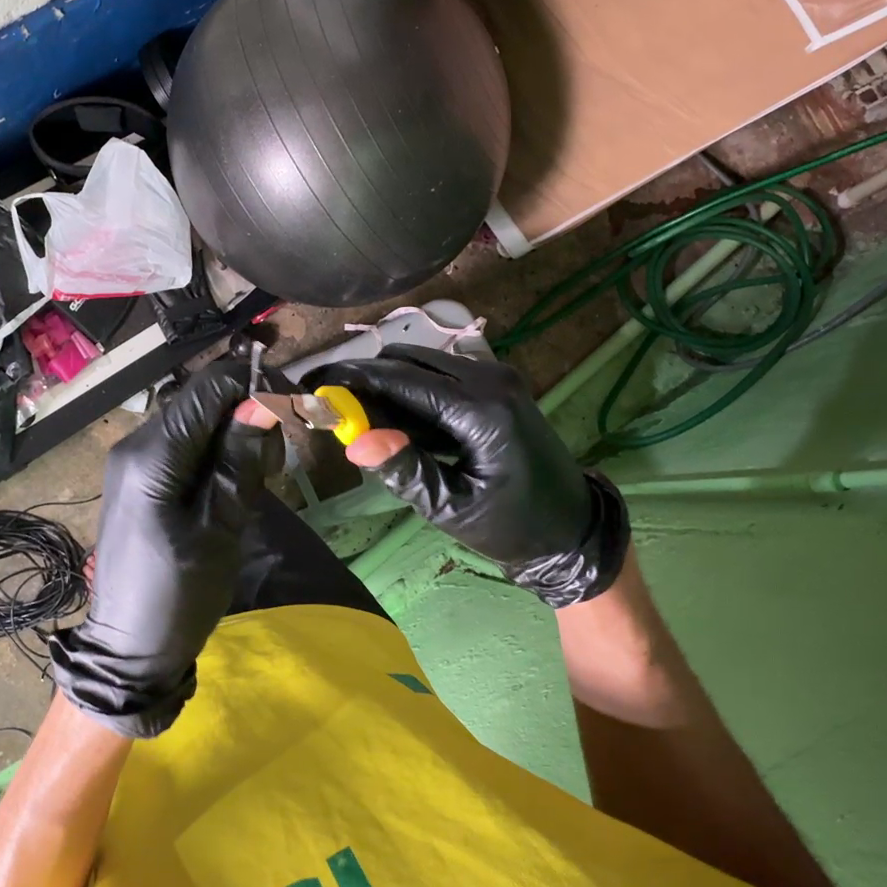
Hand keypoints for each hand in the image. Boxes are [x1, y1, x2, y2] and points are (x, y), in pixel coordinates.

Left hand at [50, 363, 279, 736]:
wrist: (130, 647)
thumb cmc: (179, 595)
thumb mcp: (220, 528)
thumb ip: (240, 460)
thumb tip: (264, 400)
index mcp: (151, 456)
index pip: (207, 388)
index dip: (254, 384)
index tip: (298, 406)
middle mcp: (135, 445)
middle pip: (201, 401)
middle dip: (247, 413)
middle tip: (275, 464)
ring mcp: (133, 461)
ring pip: (196, 422)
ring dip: (234, 436)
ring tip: (256, 482)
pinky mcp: (140, 478)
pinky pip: (184, 446)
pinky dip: (215, 454)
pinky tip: (231, 487)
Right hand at [312, 345, 627, 608]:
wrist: (571, 527)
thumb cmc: (512, 525)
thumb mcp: (452, 507)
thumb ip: (406, 470)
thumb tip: (355, 442)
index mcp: (481, 409)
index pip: (402, 378)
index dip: (354, 379)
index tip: (314, 382)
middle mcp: (490, 379)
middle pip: (409, 359)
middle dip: (366, 378)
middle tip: (333, 406)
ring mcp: (496, 377)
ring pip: (423, 363)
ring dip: (388, 385)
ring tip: (358, 418)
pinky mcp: (497, 385)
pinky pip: (441, 377)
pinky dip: (411, 393)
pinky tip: (395, 423)